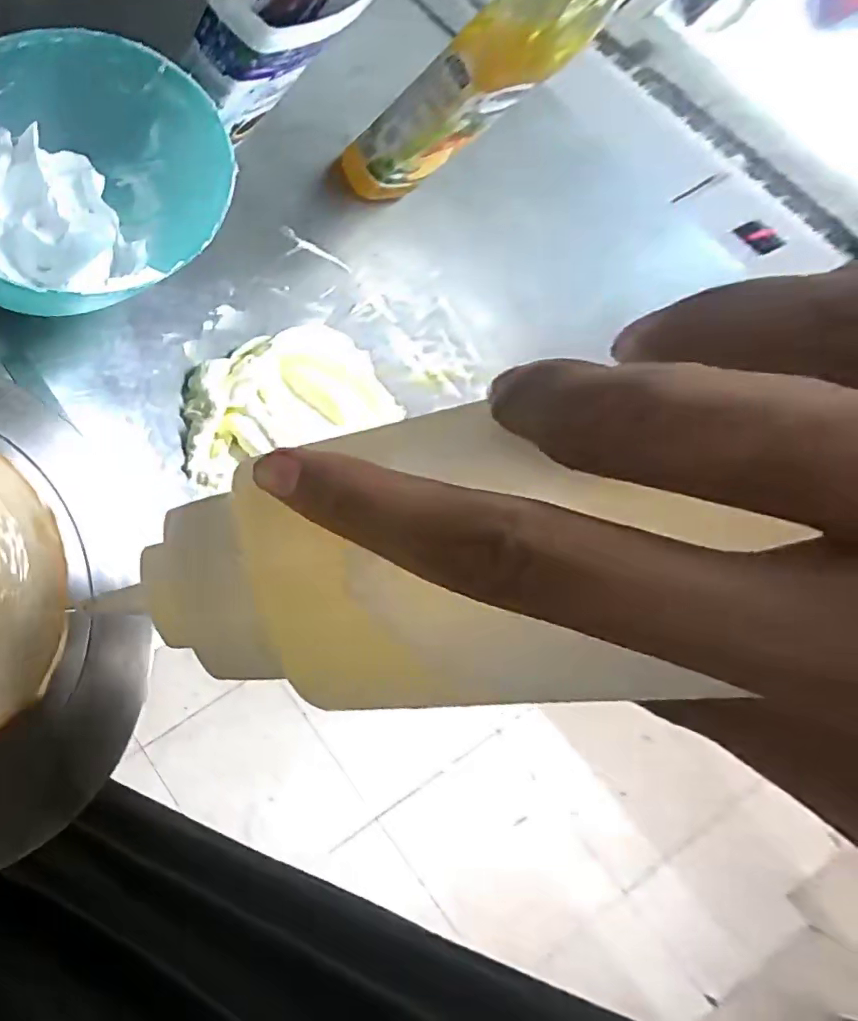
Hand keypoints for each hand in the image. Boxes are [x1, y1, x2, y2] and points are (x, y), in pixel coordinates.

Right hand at [250, 264, 857, 839]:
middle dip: (569, 396)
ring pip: (826, 323)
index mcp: (836, 666)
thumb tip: (554, 613)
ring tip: (686, 343)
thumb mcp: (851, 785)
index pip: (525, 561)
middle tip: (534, 395)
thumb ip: (701, 691)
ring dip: (713, 327)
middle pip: (670, 422)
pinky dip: (830, 305)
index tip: (288, 467)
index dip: (379, 506)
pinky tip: (819, 337)